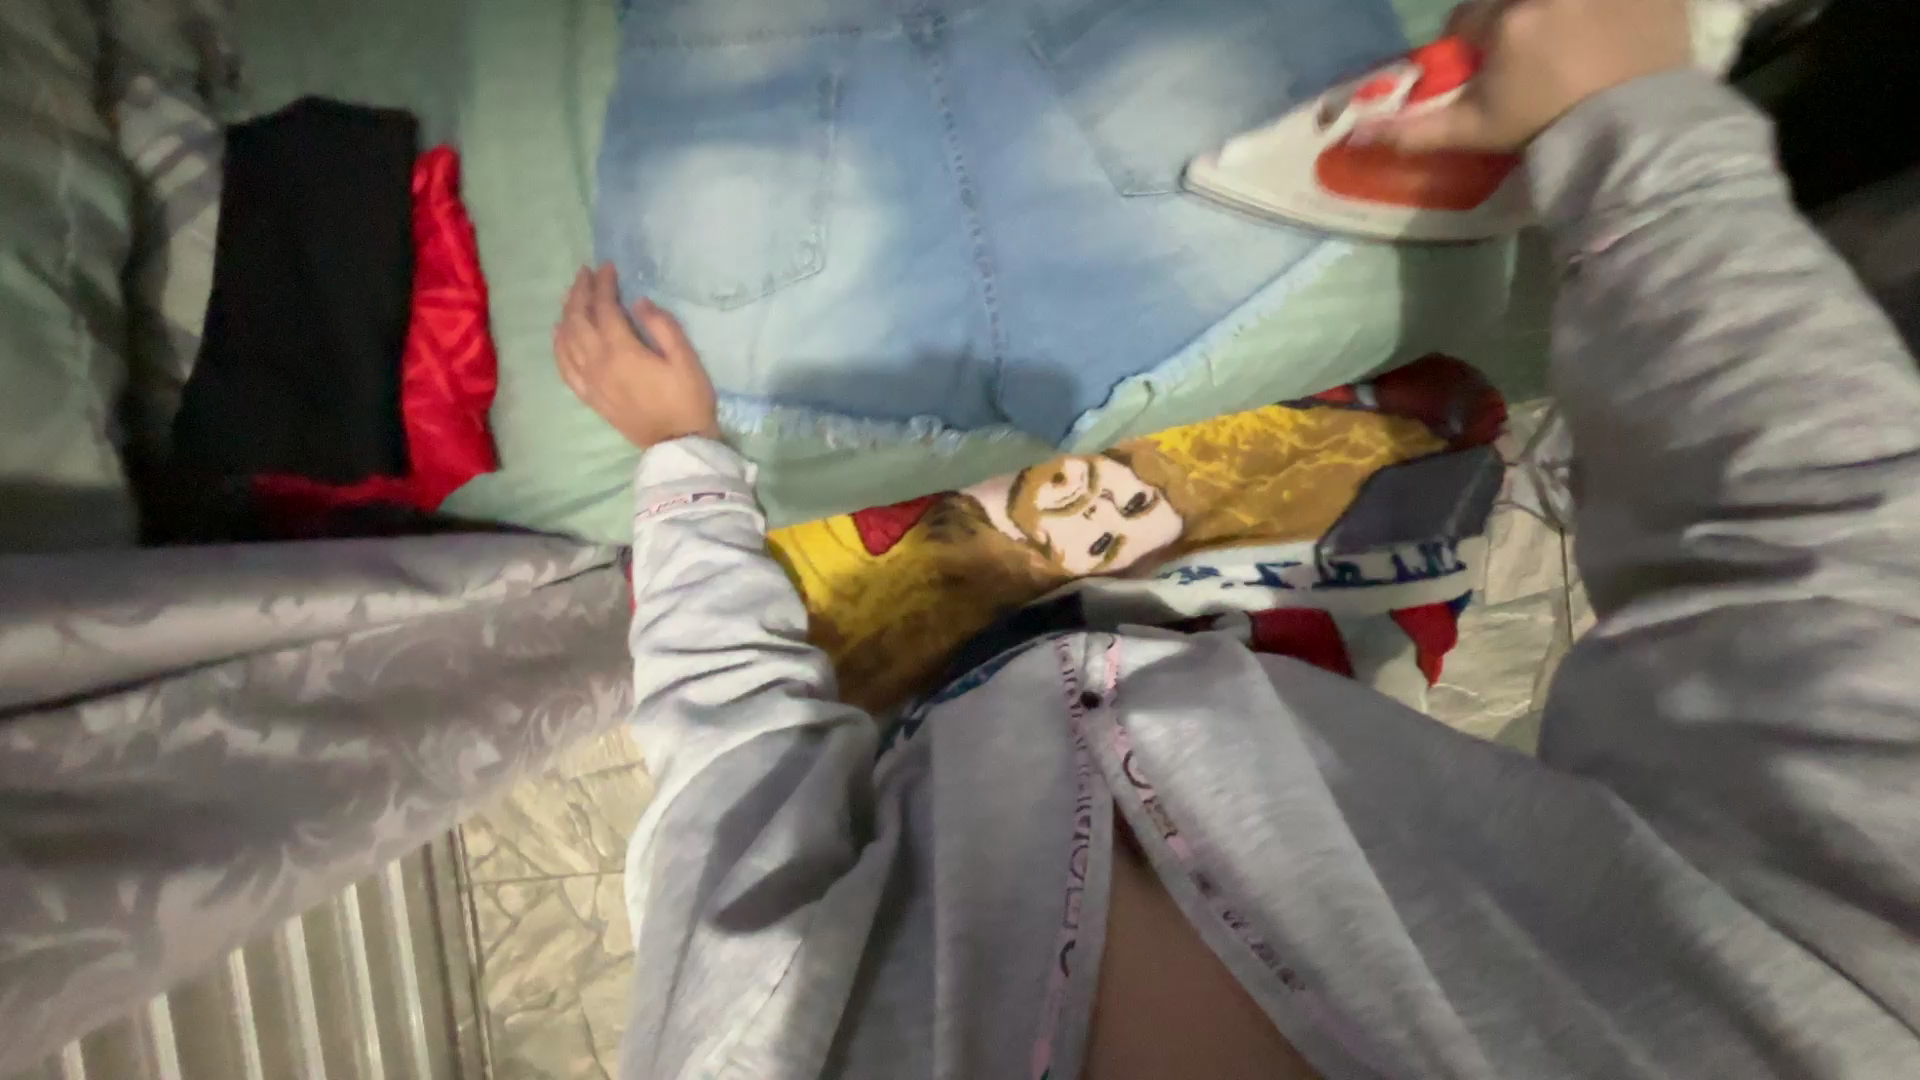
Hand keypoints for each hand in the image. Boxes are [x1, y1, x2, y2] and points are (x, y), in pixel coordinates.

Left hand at [553, 264, 720, 449]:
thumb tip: (639, 303)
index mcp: (622, 350)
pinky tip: (560, 334)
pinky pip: (565, 367)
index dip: (604, 284)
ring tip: (573, 297)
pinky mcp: (591, 397)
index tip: (608, 267)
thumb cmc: (689, 400)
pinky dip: (559, 346)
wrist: (679, 443)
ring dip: (567, 313)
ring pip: (567, 340)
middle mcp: (598, 362)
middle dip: (580, 292)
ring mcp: (591, 381)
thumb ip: (663, 327)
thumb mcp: (686, 360)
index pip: (604, 307)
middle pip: (578, 319)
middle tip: (585, 274)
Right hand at [1374, 0, 1690, 152]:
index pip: (1466, 18)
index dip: (1468, 43)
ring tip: (1564, 38)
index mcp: (1504, 19)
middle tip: (1525, 51)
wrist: (1626, 126)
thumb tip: (1357, 133)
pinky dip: (1599, 7)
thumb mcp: (1468, 131)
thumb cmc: (1538, 126)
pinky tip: (1603, 30)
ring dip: (1551, 11)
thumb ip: (1410, 130)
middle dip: (1511, 18)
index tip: (1480, 66)